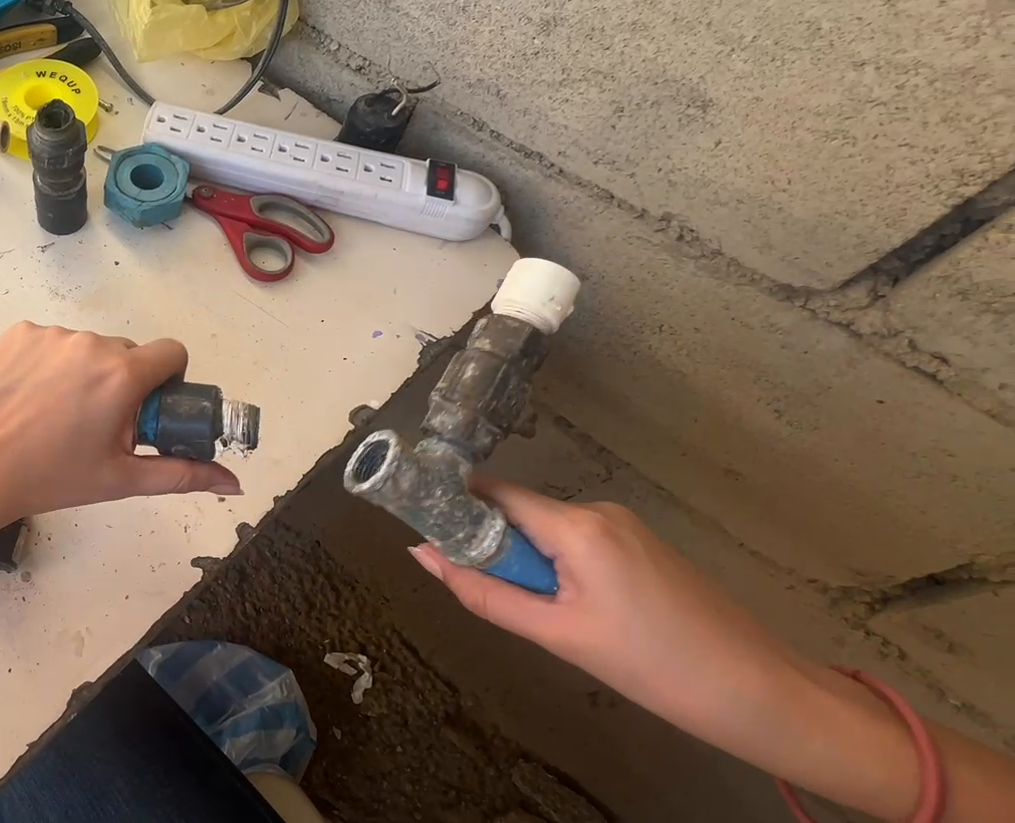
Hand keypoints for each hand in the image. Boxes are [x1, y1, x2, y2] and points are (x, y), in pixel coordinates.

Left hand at [0, 322, 242, 535]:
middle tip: (94, 425)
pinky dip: (47, 364)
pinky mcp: (14, 332)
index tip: (146, 409)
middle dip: (123, 382)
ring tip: (51, 416)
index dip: (168, 379)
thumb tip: (234, 482)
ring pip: (85, 348)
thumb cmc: (45, 479)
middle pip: (126, 352)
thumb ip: (182, 474)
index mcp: (122, 374)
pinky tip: (24, 399)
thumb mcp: (119, 480)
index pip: (172, 352)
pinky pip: (48, 342)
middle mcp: (89, 342)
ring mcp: (48, 333)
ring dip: (82, 373)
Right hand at [408, 480, 814, 746]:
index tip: (429, 533)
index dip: (454, 507)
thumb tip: (422, 553)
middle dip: (494, 547)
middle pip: (516, 510)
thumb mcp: (557, 635)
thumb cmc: (656, 667)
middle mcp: (597, 509)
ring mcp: (623, 524)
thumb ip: (482, 592)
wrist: (767, 697)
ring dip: (528, 562)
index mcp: (577, 525)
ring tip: (550, 616)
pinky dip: (558, 567)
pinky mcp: (640, 543)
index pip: (492, 493)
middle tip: (499, 596)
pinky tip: (580, 611)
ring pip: (544, 529)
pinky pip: (575, 541)